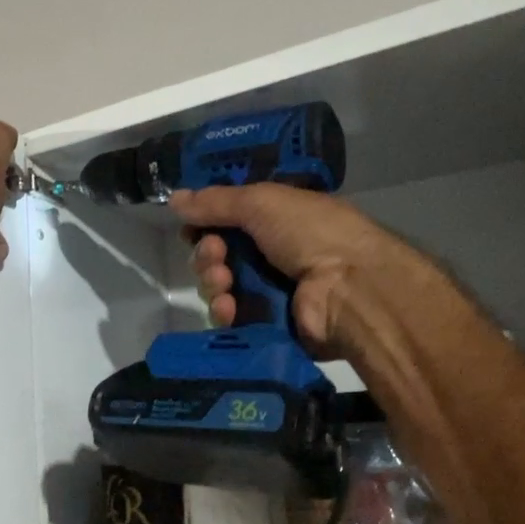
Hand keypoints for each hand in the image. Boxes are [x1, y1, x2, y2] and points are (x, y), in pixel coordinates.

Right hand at [172, 183, 420, 354]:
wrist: (350, 289)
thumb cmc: (311, 233)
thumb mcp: (262, 201)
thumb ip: (215, 201)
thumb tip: (174, 198)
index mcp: (277, 219)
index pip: (228, 219)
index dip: (206, 221)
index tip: (192, 224)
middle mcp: (272, 253)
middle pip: (217, 254)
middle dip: (207, 252)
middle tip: (216, 253)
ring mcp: (269, 291)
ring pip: (219, 286)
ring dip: (212, 281)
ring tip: (224, 281)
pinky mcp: (266, 325)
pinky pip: (230, 318)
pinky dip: (224, 311)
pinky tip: (229, 307)